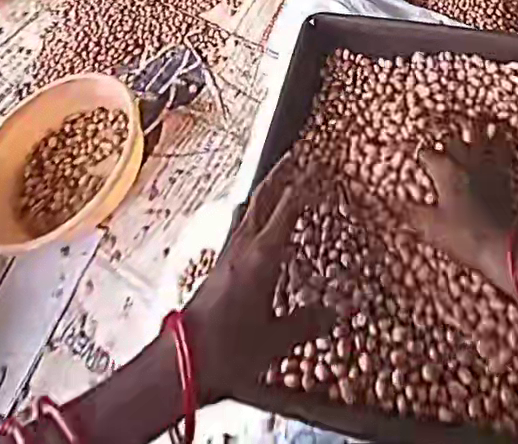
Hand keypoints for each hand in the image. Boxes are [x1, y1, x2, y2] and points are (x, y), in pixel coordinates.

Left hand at [182, 156, 331, 400]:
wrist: (182, 360)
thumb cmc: (229, 349)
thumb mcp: (275, 340)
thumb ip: (306, 323)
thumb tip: (335, 313)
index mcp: (262, 254)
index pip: (287, 208)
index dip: (303, 186)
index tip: (317, 168)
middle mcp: (244, 244)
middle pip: (263, 197)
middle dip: (280, 174)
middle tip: (296, 157)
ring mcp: (228, 250)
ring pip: (250, 207)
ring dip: (265, 189)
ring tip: (278, 179)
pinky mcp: (219, 262)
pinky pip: (241, 223)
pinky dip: (254, 210)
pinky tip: (257, 219)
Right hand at [405, 121, 517, 289]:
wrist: (502, 248)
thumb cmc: (464, 236)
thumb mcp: (430, 227)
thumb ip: (409, 213)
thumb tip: (389, 203)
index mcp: (445, 170)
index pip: (425, 153)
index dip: (416, 152)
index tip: (409, 151)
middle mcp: (465, 162)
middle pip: (452, 140)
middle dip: (444, 136)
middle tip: (437, 130)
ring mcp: (486, 167)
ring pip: (479, 137)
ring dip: (474, 127)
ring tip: (472, 115)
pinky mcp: (503, 177)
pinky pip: (502, 150)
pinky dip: (500, 138)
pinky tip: (501, 130)